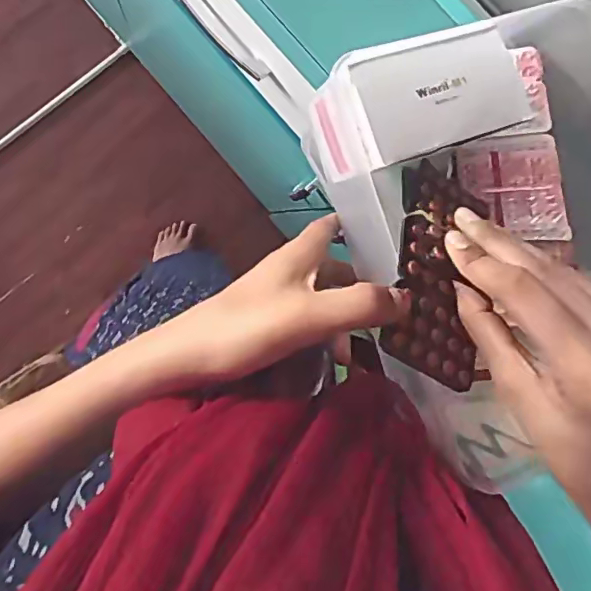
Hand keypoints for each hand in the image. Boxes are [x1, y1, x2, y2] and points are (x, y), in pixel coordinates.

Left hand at [141, 215, 406, 389]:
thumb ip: (360, 305)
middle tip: (398, 313)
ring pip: (323, 299)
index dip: (361, 225)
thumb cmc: (246, 327)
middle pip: (335, 268)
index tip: (394, 238)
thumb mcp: (309, 315)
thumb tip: (407, 299)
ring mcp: (276, 297)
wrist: (182, 360)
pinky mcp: (265, 324)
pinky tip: (335, 364)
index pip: (333, 226)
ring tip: (369, 351)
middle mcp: (289, 270)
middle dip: (365, 287)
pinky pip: (307, 323)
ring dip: (346, 319)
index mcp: (300, 255)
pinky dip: (326, 337)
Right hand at [446, 209, 590, 568]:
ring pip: (575, 280)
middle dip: (503, 245)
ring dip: (527, 255)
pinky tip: (526, 263)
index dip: (485, 264)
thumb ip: (491, 339)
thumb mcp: (523, 406)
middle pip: (554, 277)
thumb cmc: (578, 466)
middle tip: (464, 219)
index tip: (451, 239)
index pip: (529, 296)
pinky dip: (556, 278)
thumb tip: (463, 287)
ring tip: (487, 233)